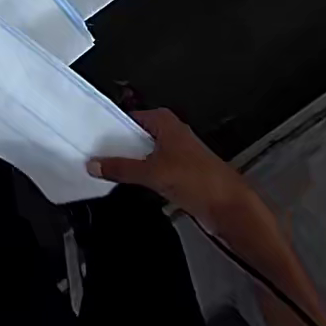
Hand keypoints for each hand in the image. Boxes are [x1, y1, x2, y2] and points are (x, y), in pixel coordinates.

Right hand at [89, 109, 252, 226]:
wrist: (231, 209)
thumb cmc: (203, 181)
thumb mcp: (152, 173)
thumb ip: (121, 168)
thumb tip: (97, 164)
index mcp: (165, 122)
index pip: (129, 116)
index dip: (111, 126)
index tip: (95, 136)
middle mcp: (172, 134)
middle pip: (136, 135)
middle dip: (119, 146)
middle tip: (99, 155)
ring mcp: (177, 154)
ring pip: (145, 154)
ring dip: (131, 163)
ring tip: (112, 170)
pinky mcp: (181, 173)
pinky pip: (154, 170)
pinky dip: (142, 175)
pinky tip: (132, 184)